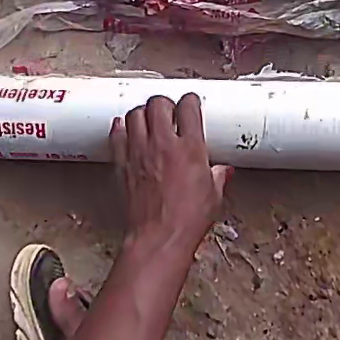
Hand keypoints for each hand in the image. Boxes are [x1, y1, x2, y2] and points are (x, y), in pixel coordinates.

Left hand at [110, 94, 232, 256]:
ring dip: (143, 113)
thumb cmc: (185, 221)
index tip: (190, 104)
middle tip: (169, 111)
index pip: (188, 107)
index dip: (190, 101)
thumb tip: (222, 171)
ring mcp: (140, 153)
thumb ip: (217, 177)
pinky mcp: (123, 164)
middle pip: (158, 103)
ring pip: (135, 114)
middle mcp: (163, 145)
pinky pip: (117, 135)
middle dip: (164, 103)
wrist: (158, 237)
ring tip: (149, 120)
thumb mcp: (213, 196)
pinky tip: (126, 130)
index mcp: (190, 148)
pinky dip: (121, 129)